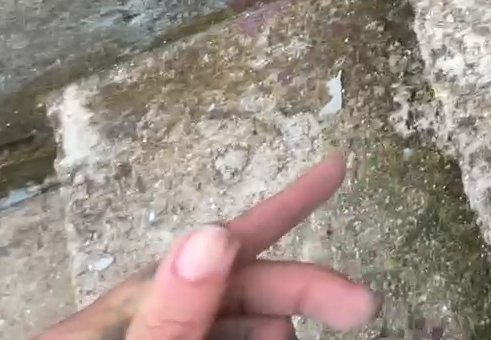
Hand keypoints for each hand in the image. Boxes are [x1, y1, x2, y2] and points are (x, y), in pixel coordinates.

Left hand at [39, 154, 378, 339]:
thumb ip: (171, 314)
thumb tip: (213, 231)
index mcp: (125, 311)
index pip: (224, 242)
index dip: (290, 201)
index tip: (340, 166)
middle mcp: (135, 321)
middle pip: (242, 287)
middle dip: (307, 292)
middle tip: (365, 309)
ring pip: (236, 322)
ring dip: (275, 329)